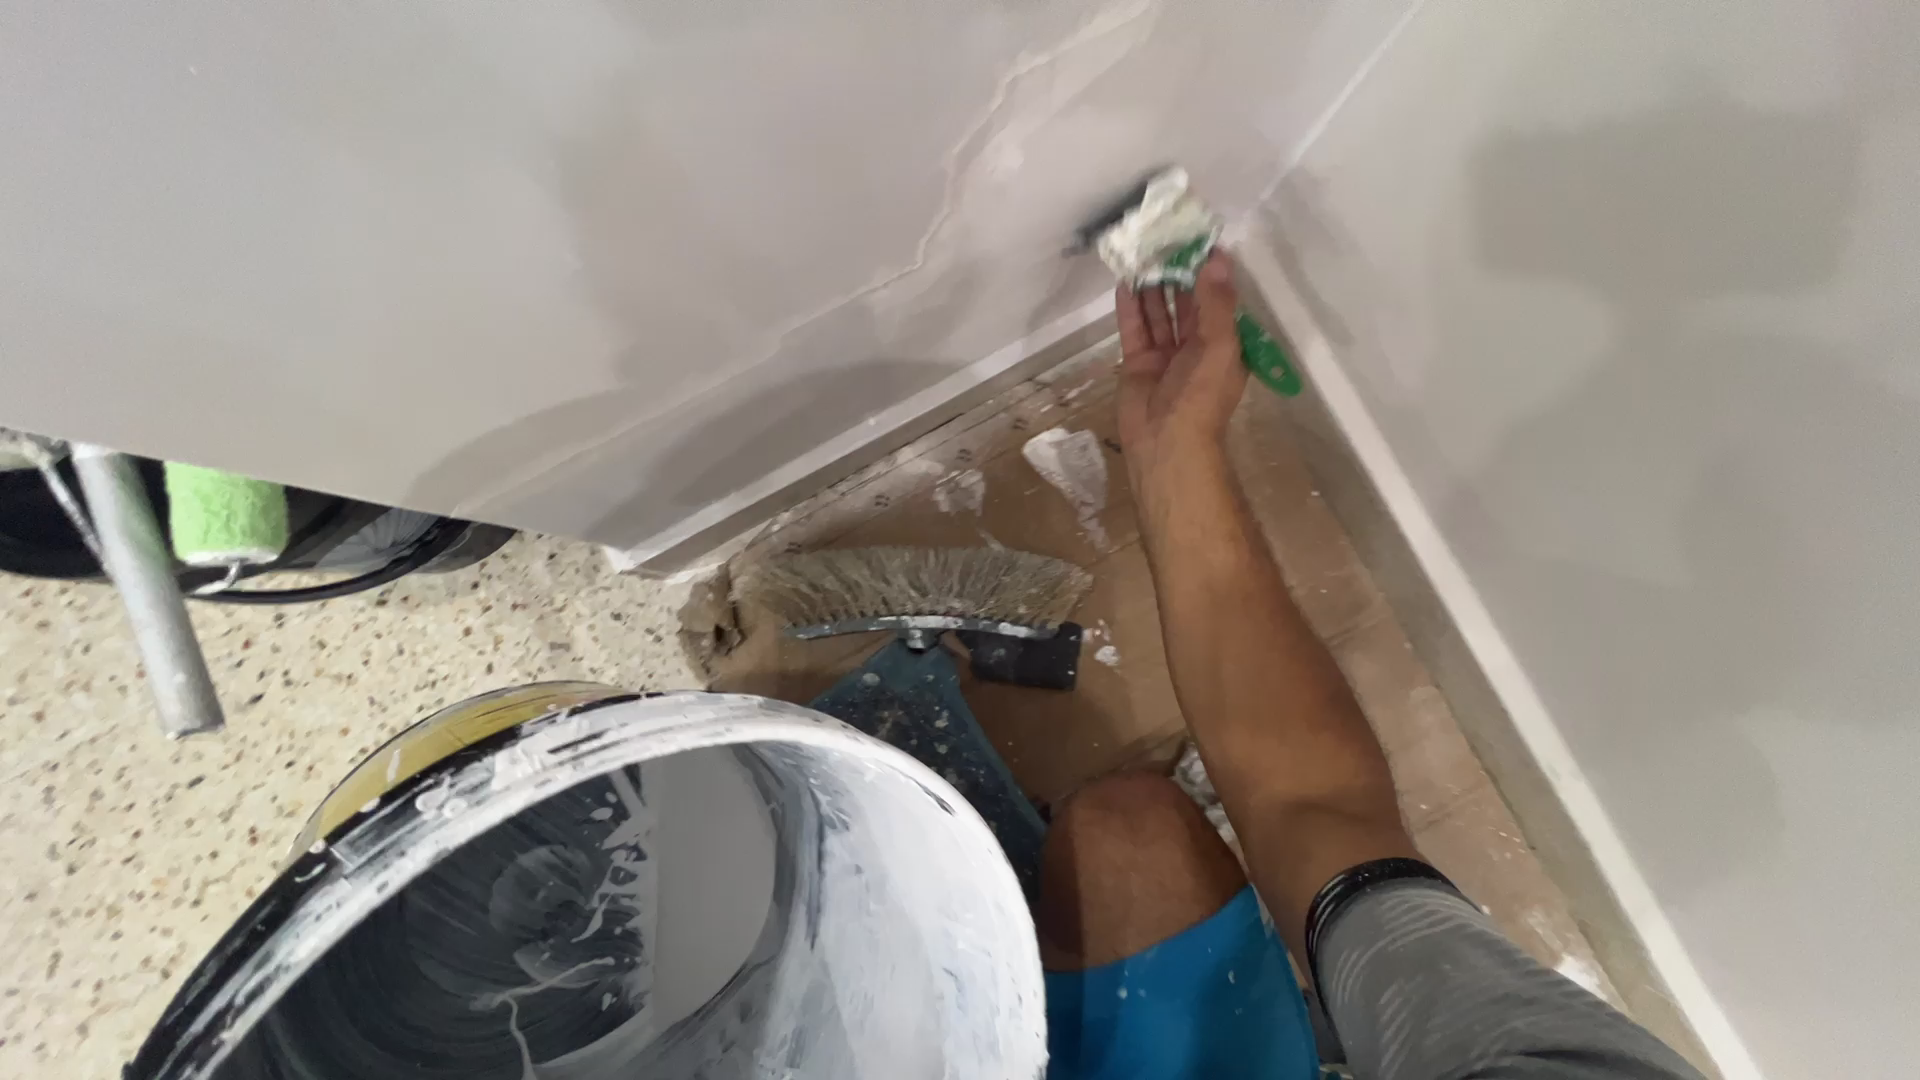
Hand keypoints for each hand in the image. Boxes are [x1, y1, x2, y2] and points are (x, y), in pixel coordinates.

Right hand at [1114, 252, 1247, 499]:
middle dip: (1176, 274)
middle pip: (1185, 303)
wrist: (1166, 442)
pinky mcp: (1138, 363)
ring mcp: (1165, 355)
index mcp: (1224, 344)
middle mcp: (1196, 347)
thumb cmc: (1201, 396)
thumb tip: (1216, 258)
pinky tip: (1125, 282)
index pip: (1217, 300)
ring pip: (1158, 313)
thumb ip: (1216, 302)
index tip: (1197, 241)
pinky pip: (1134, 329)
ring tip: (1142, 254)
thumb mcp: (1221, 345)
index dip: (1209, 272)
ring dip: (1152, 286)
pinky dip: (1130, 307)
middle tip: (1164, 240)